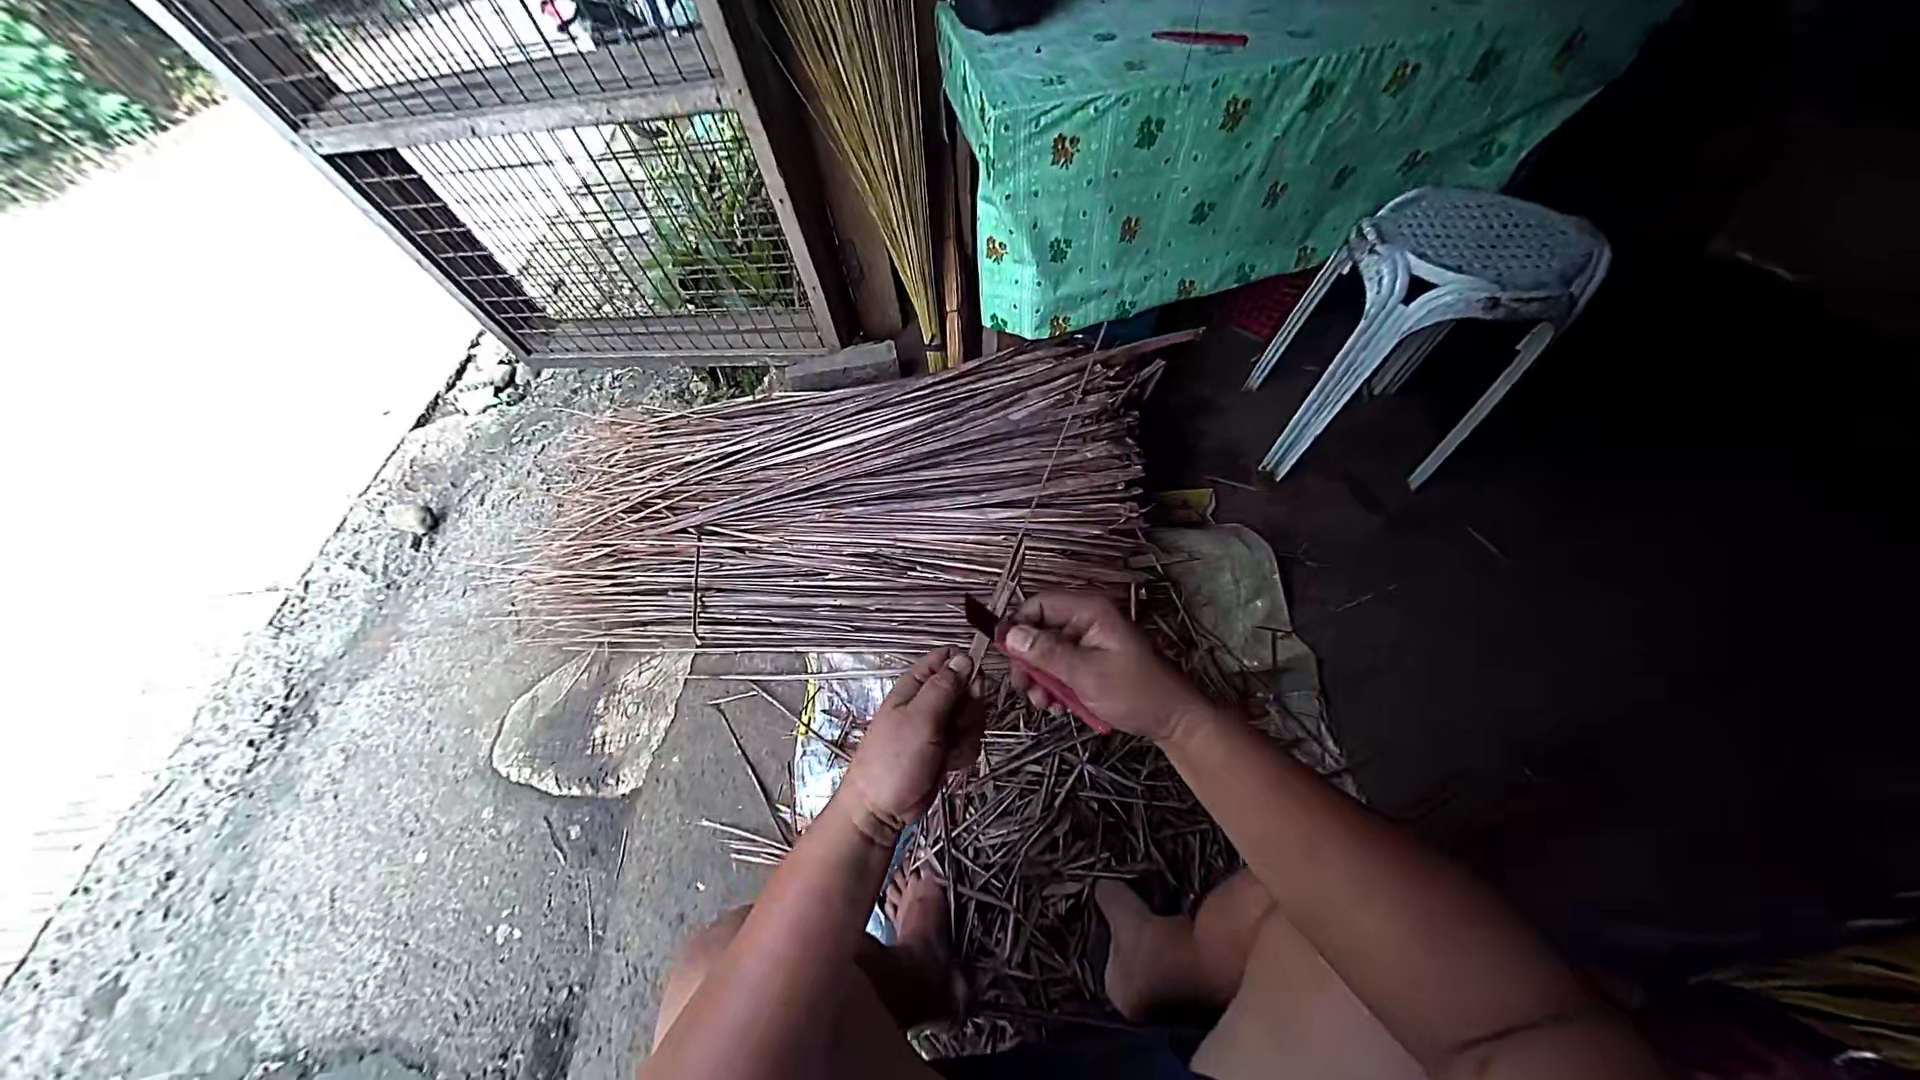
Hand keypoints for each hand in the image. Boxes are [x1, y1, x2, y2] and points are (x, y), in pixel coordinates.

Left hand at [839, 648, 983, 845]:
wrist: (882, 809)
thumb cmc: (893, 761)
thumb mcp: (920, 718)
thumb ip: (944, 686)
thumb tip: (965, 658)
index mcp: (916, 685)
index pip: (950, 659)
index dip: (967, 670)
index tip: (971, 689)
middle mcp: (929, 701)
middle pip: (969, 688)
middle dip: (970, 709)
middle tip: (954, 726)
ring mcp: (939, 725)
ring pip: (973, 716)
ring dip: (967, 734)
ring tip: (947, 749)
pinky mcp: (947, 747)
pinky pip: (970, 740)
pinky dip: (964, 752)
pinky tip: (949, 762)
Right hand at [1004, 592, 1211, 743]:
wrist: (1170, 719)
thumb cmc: (1137, 692)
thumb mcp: (1085, 673)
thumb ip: (1046, 653)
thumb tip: (1011, 635)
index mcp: (1089, 612)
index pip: (1039, 605)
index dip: (1018, 626)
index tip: (1006, 653)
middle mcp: (1086, 621)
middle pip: (1039, 630)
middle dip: (1028, 661)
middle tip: (1023, 686)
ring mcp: (1087, 643)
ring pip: (1046, 653)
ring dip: (1039, 679)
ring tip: (1044, 702)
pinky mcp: (1089, 662)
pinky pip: (1060, 668)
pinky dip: (1054, 686)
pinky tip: (1058, 704)